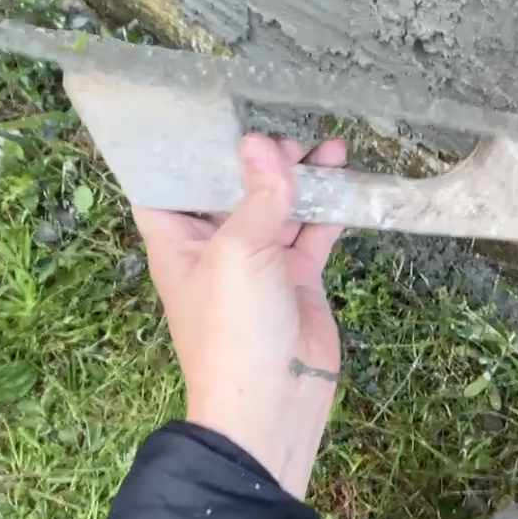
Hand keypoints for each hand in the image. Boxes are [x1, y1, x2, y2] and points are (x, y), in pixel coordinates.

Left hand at [132, 134, 347, 498]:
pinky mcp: (296, 279)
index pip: (171, 185)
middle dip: (258, 161)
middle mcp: (215, 247)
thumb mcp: (239, 252)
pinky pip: (312, 235)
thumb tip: (261, 144)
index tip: (214, 115)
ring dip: (300, 181)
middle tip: (286, 136)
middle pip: (233, 190)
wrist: (273, 404)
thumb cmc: (235, 327)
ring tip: (327, 147)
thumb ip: (256, 196)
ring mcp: (259, 264)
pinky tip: (346, 182)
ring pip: (278, 209)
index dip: (188, 151)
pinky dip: (329, 211)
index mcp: (179, 240)